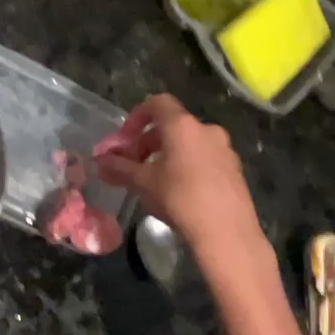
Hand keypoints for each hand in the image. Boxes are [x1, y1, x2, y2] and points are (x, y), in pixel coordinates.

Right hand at [94, 95, 263, 252]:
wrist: (226, 231)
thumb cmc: (179, 198)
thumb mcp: (142, 182)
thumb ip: (119, 167)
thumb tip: (100, 161)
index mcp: (182, 126)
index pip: (157, 103)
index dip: (136, 117)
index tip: (124, 140)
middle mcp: (206, 130)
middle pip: (171, 125)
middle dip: (146, 142)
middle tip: (131, 165)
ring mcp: (224, 149)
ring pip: (187, 143)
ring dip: (165, 154)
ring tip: (152, 180)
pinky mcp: (234, 169)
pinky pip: (203, 158)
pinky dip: (184, 165)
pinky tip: (176, 191)